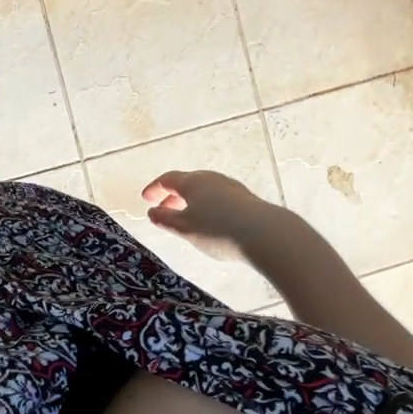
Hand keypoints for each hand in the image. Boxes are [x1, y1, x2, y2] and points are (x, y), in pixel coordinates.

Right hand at [141, 170, 311, 263]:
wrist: (267, 235)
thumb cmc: (218, 230)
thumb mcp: (185, 228)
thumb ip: (166, 219)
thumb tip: (152, 212)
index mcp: (192, 182)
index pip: (167, 179)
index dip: (154, 188)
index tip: (145, 198)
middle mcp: (211, 179)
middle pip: (187, 182)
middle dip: (173, 195)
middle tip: (164, 208)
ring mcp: (231, 187)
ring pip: (205, 189)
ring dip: (192, 200)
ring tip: (188, 216)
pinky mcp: (247, 200)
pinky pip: (220, 197)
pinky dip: (208, 205)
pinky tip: (212, 221)